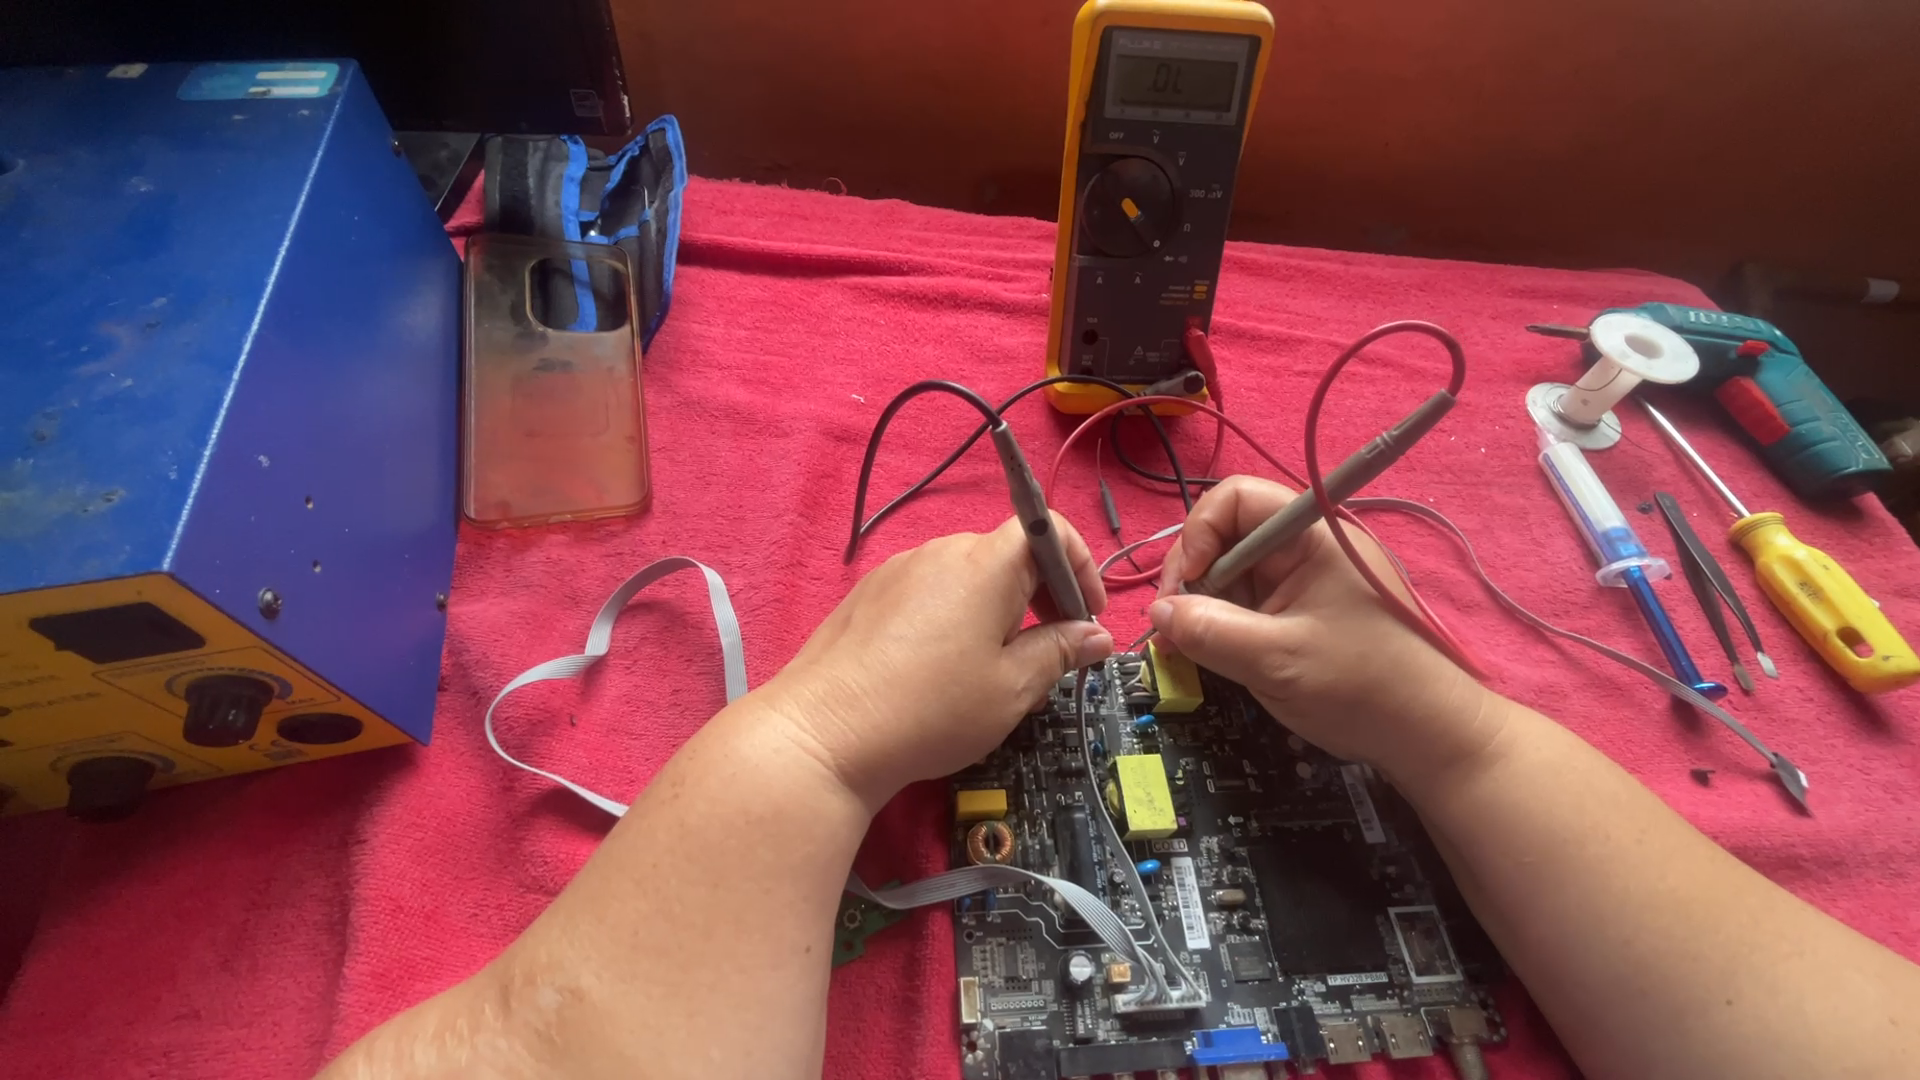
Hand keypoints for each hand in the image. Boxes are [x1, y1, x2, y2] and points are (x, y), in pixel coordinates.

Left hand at [763, 515, 1112, 809]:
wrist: (824, 732)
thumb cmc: (933, 708)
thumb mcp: (1012, 688)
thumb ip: (1060, 651)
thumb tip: (1096, 635)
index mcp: (985, 563)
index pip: (1047, 529)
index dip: (1079, 567)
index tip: (1087, 617)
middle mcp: (940, 551)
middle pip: (1006, 554)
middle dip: (1040, 594)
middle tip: (1051, 650)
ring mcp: (899, 569)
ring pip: (967, 576)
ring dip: (997, 608)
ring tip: (997, 667)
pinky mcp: (869, 593)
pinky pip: (929, 591)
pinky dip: (955, 614)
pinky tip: (943, 665)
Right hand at [1151, 476, 1496, 787]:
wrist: (1429, 738)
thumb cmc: (1362, 688)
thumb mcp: (1276, 660)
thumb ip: (1209, 632)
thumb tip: (1157, 612)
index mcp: (1312, 537)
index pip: (1236, 499)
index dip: (1198, 533)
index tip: (1185, 586)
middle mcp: (1304, 547)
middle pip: (1224, 536)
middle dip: (1190, 576)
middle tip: (1170, 625)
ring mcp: (1301, 578)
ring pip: (1227, 572)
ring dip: (1198, 605)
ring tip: (1181, 646)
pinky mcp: (1297, 608)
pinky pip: (1242, 600)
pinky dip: (1216, 623)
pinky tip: (1202, 651)